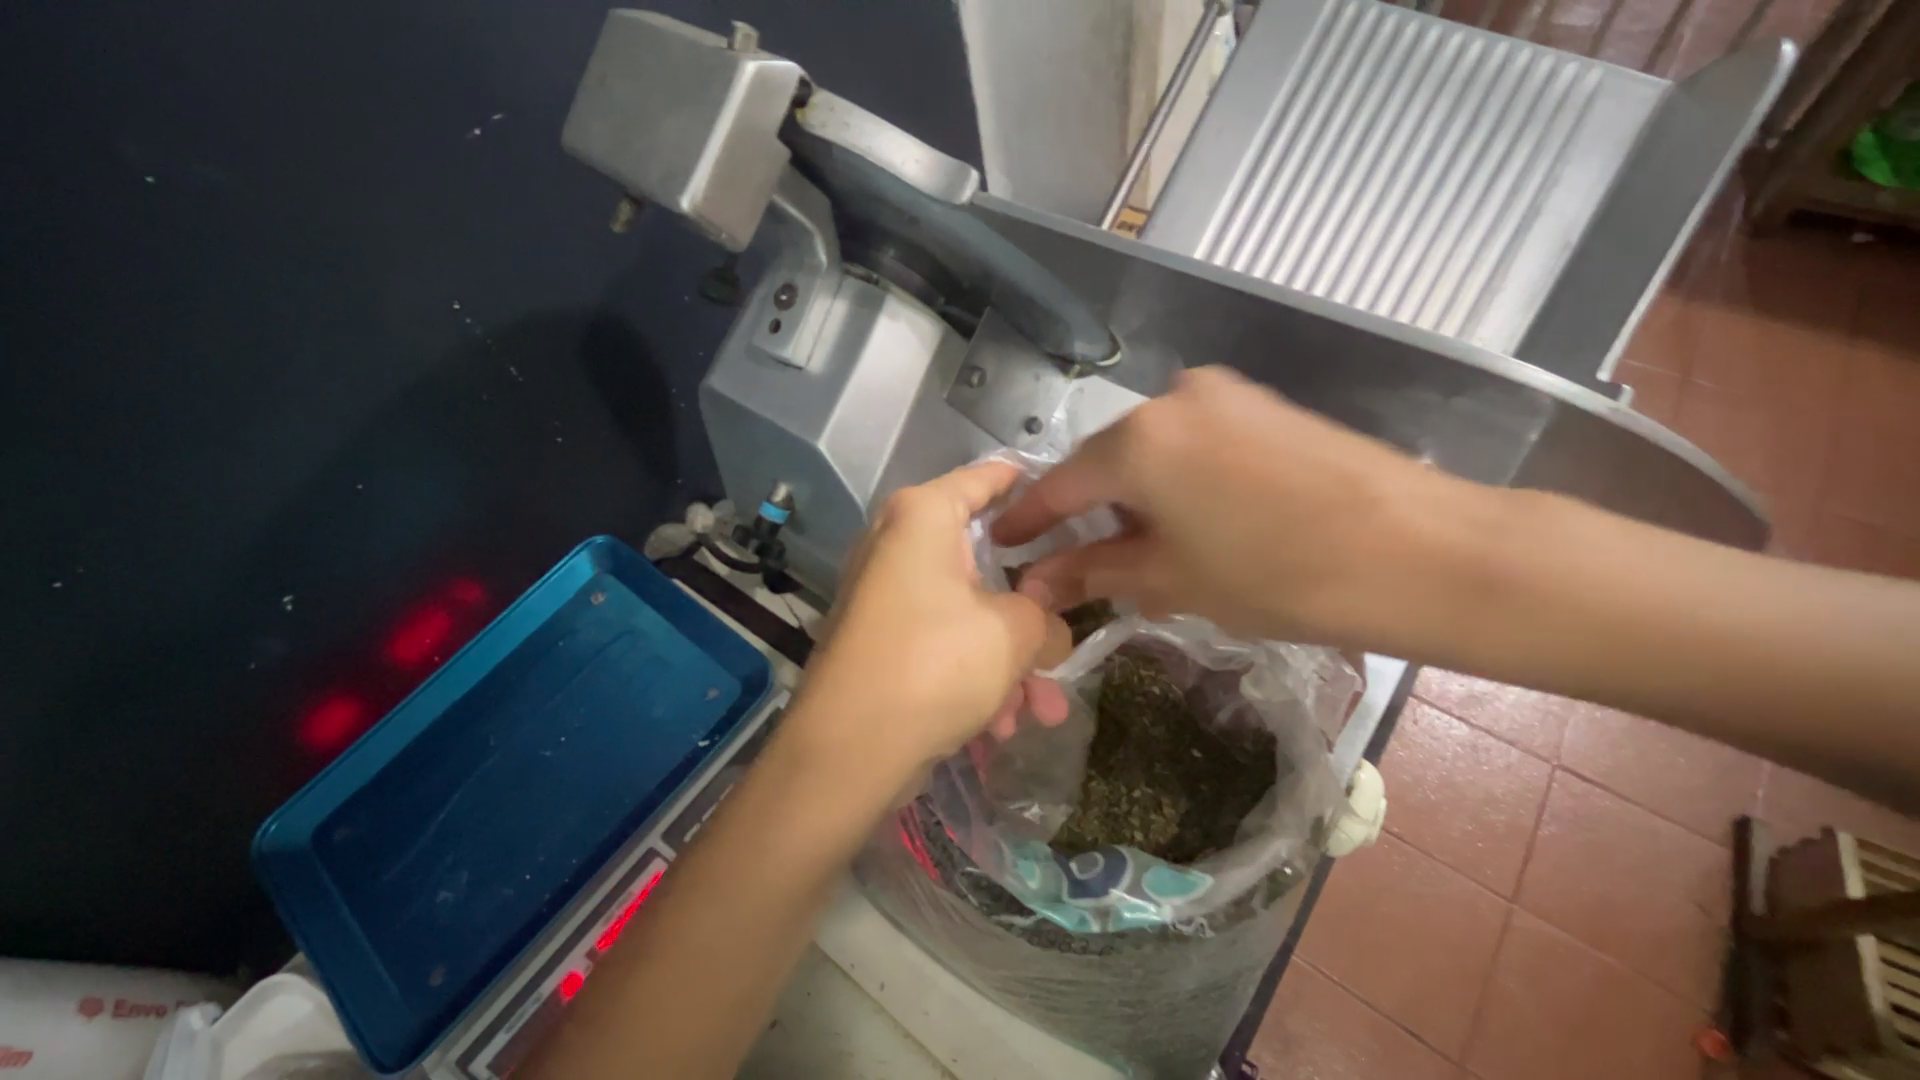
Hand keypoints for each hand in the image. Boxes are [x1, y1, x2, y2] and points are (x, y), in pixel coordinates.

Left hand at [792, 462, 1072, 789]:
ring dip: (1011, 662)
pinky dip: (975, 678)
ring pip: (969, 615)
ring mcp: (884, 596)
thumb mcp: (1015, 635)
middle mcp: (897, 545)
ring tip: (1045, 712)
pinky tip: (1003, 727)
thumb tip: (1053, 630)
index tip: (1072, 497)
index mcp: (923, 517)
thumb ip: (1048, 617)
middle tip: (1068, 631)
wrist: (847, 751)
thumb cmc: (936, 664)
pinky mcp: (880, 643)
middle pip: (984, 561)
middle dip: (1033, 612)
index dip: (1033, 484)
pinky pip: (942, 645)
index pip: (988, 477)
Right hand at [993, 366, 1456, 645]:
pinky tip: (1194, 523)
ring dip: (1136, 497)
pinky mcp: (1263, 404)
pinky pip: (1194, 440)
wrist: (1419, 551)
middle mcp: (1172, 398)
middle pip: (1107, 460)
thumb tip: (1034, 582)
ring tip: (1143, 551)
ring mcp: (1223, 395)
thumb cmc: (1278, 575)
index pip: (1060, 482)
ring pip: (1153, 449)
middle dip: (1088, 511)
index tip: (1003, 546)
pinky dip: (1177, 480)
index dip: (1028, 519)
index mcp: (1137, 439)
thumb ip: (1092, 571)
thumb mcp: (1172, 580)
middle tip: (1079, 563)